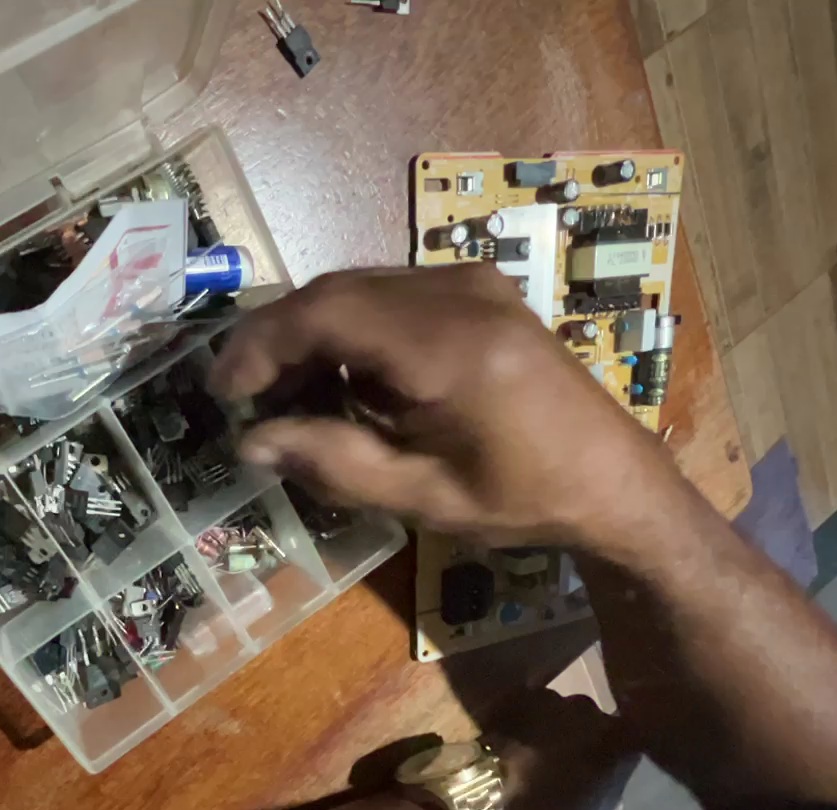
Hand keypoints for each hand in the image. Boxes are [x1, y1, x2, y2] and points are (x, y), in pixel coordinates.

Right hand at [211, 265, 692, 554]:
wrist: (612, 479)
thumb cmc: (521, 499)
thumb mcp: (420, 497)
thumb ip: (331, 462)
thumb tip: (250, 442)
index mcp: (447, 346)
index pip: (323, 312)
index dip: (259, 346)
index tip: (224, 393)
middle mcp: (457, 293)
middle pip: (333, 291)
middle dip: (276, 342)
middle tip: (247, 400)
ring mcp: (470, 283)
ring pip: (355, 288)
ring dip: (309, 336)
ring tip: (287, 398)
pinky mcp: (476, 291)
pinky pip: (386, 295)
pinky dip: (347, 332)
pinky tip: (341, 380)